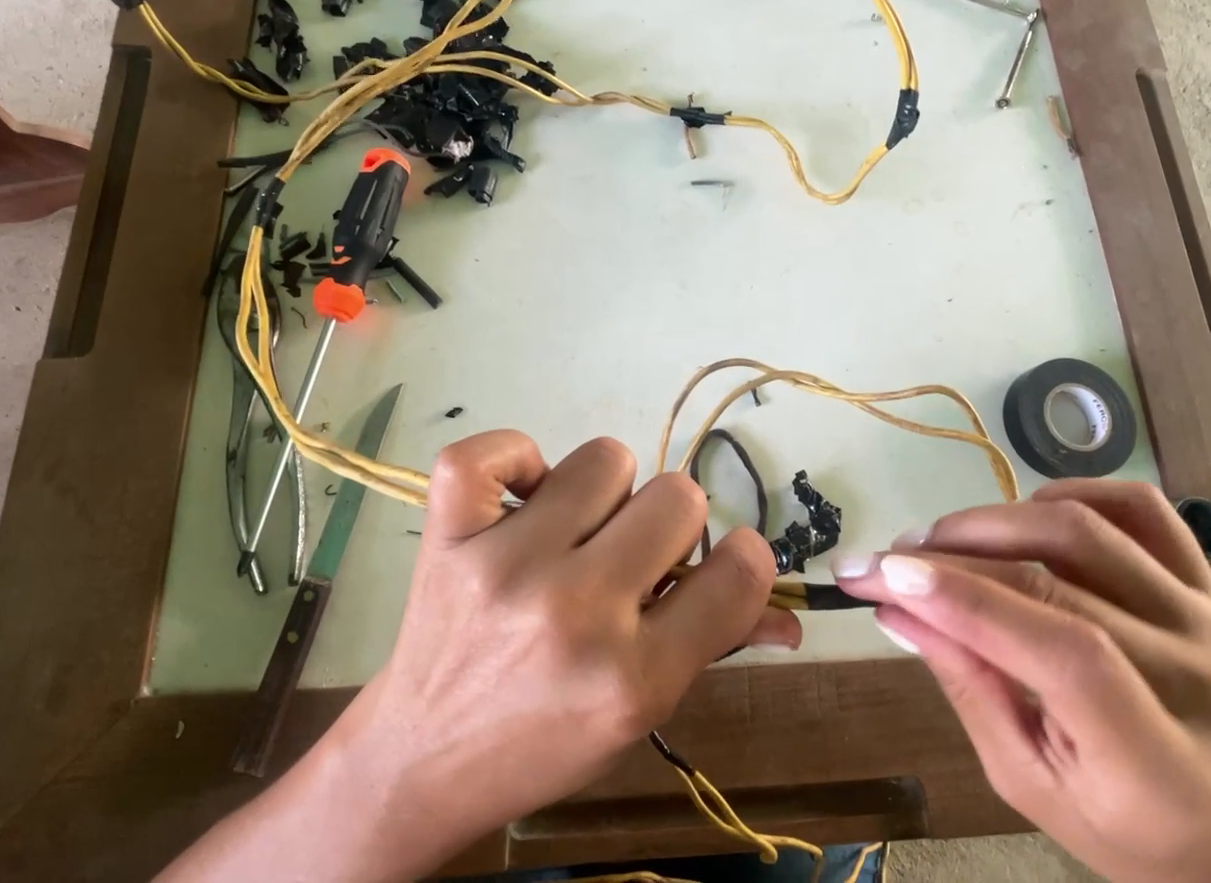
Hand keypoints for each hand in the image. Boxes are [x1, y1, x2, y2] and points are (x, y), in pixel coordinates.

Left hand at [165, 432, 798, 882]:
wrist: (422, 759)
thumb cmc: (544, 741)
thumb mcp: (640, 713)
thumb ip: (713, 646)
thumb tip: (788, 615)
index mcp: (635, 676)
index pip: (739, 573)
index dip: (742, 558)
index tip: (718, 562)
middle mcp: (576, 612)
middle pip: (678, 497)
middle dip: (670, 526)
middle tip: (634, 557)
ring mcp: (506, 566)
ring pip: (606, 458)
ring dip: (605, 493)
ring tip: (576, 533)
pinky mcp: (447, 536)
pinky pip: (493, 450)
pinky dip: (515, 461)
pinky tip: (520, 500)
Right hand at [831, 480, 1210, 882]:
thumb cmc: (1114, 822)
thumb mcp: (1023, 777)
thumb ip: (967, 685)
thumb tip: (894, 606)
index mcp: (1158, 760)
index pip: (1066, 654)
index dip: (972, 602)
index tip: (886, 574)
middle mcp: (1200, 676)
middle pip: (1060, 581)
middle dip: (952, 558)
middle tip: (884, 559)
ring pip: (1087, 530)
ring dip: (993, 521)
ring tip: (938, 541)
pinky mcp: (1210, 586)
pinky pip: (1139, 508)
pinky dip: (1069, 493)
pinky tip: (1021, 515)